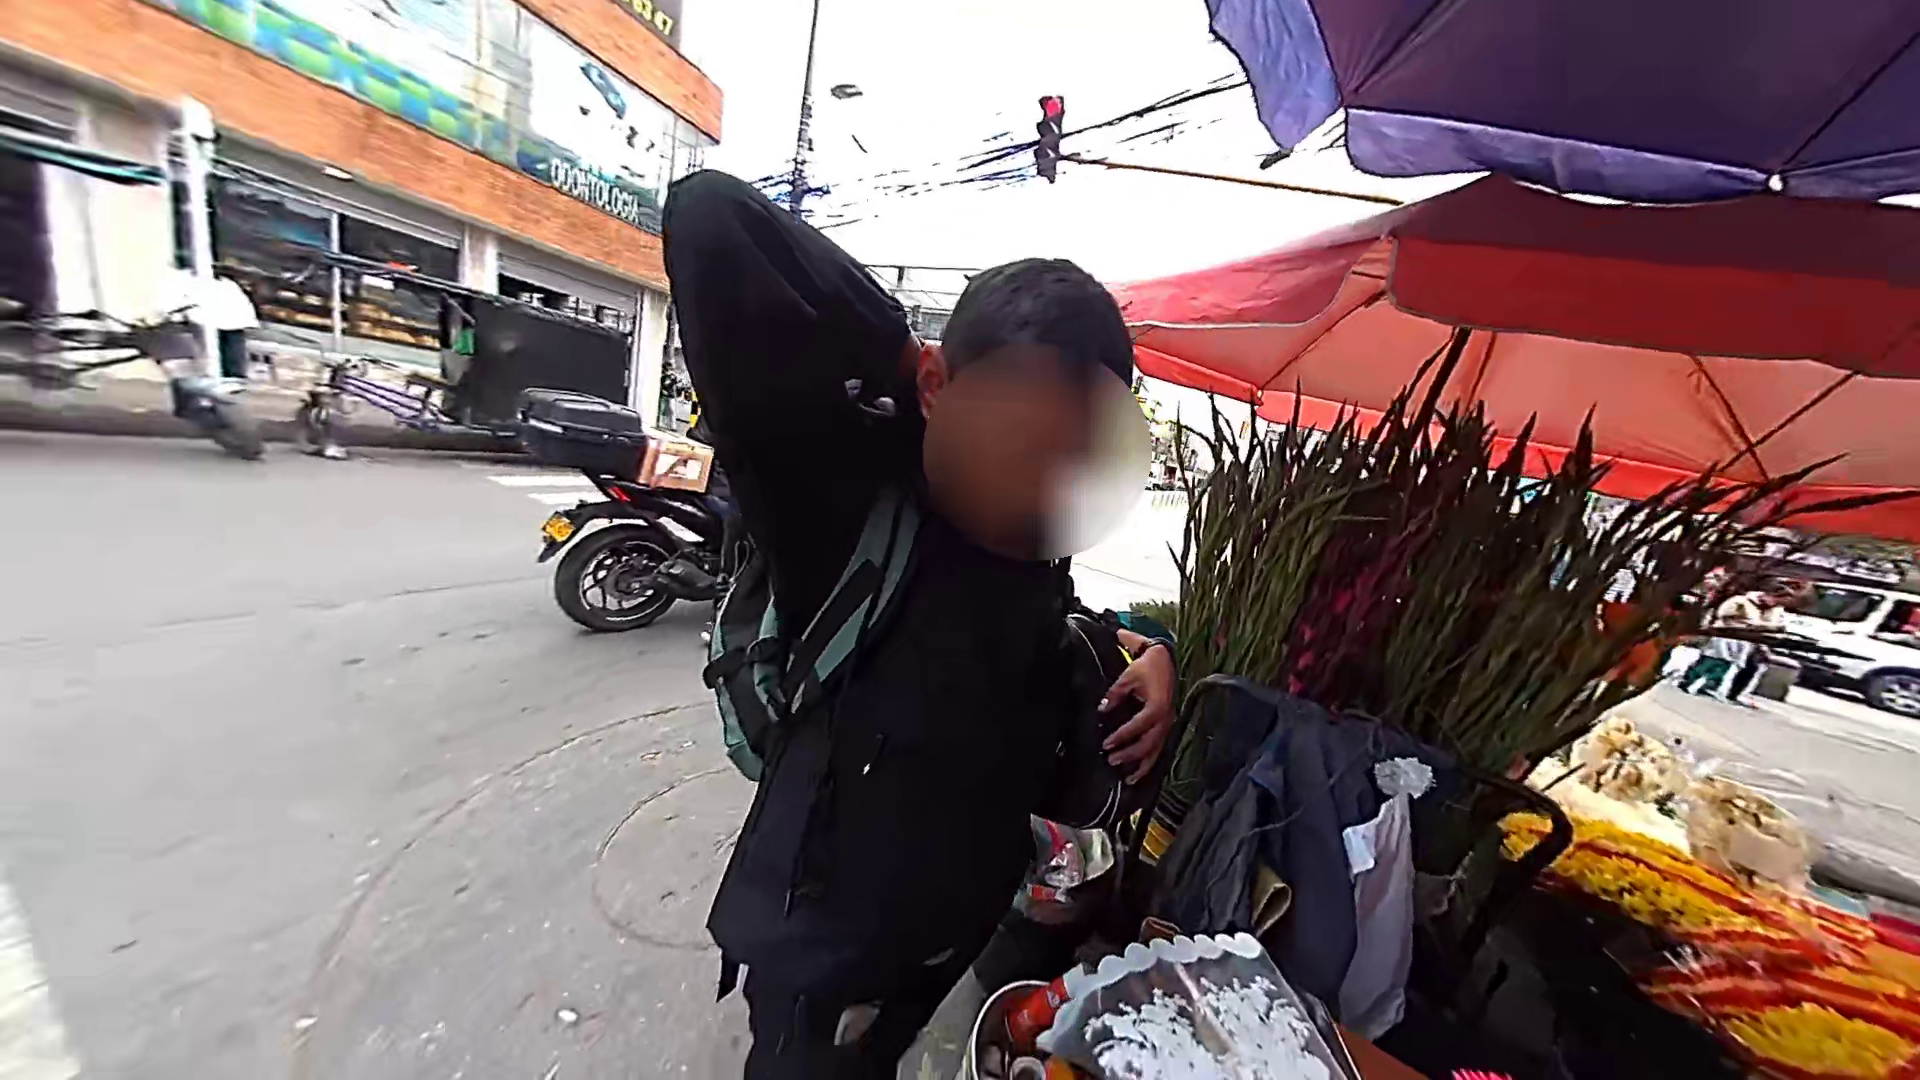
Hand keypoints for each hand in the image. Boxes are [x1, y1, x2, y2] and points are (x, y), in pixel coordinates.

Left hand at [1100, 642, 1175, 783]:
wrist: (1165, 659)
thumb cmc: (1145, 667)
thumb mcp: (1128, 677)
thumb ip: (1114, 694)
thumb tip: (1100, 709)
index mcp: (1157, 707)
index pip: (1138, 726)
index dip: (1122, 736)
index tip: (1106, 743)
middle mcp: (1165, 720)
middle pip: (1148, 744)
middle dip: (1129, 755)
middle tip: (1111, 760)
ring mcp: (1167, 725)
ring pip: (1156, 751)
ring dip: (1141, 766)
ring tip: (1127, 779)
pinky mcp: (1166, 727)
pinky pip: (1158, 749)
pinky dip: (1149, 762)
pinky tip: (1138, 773)